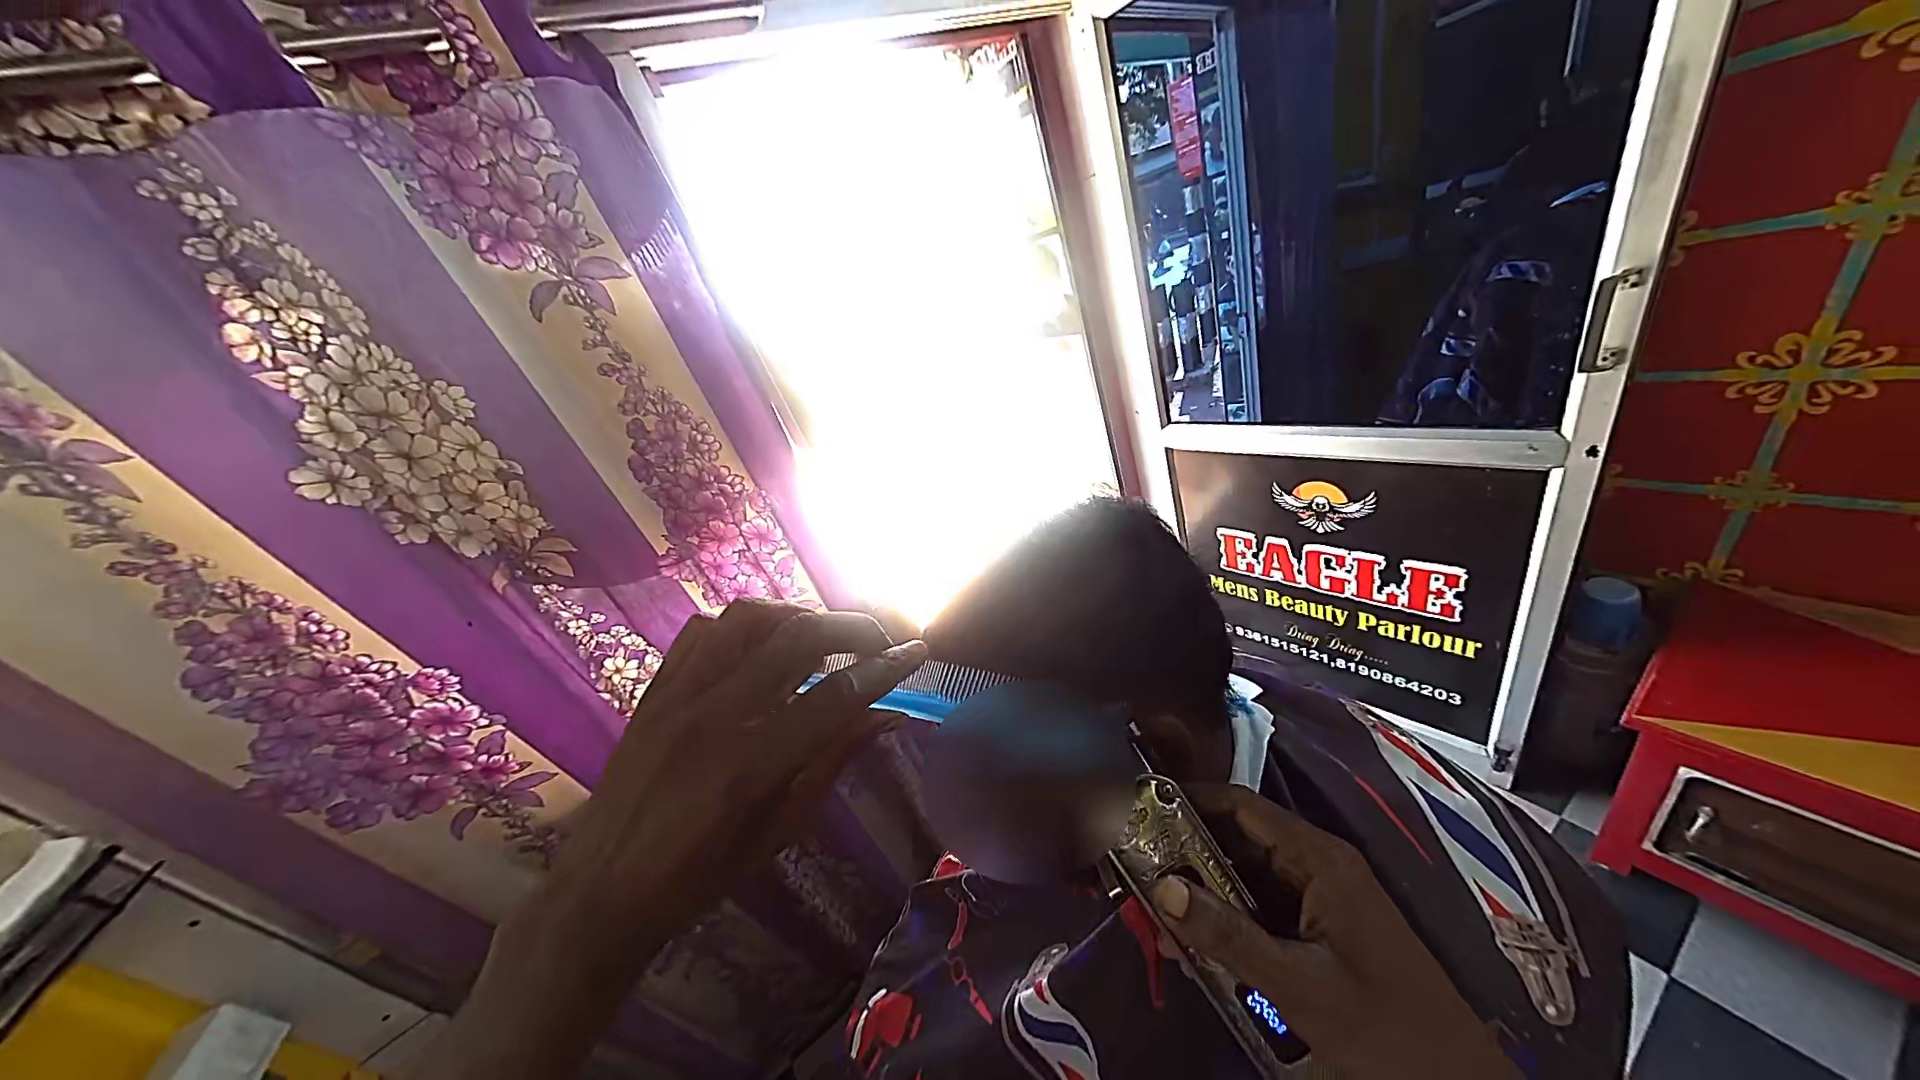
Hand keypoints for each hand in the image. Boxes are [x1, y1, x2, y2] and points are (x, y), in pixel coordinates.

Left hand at [545, 600, 927, 948]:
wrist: (602, 889)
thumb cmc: (700, 875)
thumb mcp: (780, 829)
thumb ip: (833, 761)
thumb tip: (886, 715)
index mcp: (751, 764)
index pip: (835, 697)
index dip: (885, 670)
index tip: (917, 652)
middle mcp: (715, 715)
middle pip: (798, 638)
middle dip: (852, 628)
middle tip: (878, 641)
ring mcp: (680, 695)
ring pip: (750, 619)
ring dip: (800, 615)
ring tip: (825, 635)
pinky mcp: (657, 689)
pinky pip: (704, 630)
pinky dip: (745, 624)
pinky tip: (764, 642)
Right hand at [1148, 785, 1516, 1079]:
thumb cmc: (1389, 1032)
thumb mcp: (1302, 986)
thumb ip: (1229, 937)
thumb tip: (1163, 890)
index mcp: (1320, 859)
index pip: (1242, 806)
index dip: (1189, 800)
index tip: (1142, 811)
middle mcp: (1315, 867)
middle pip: (1235, 839)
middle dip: (1185, 855)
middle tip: (1137, 870)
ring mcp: (1315, 899)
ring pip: (1240, 877)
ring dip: (1199, 894)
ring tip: (1153, 913)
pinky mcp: (1313, 930)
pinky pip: (1254, 910)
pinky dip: (1221, 921)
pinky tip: (1190, 944)